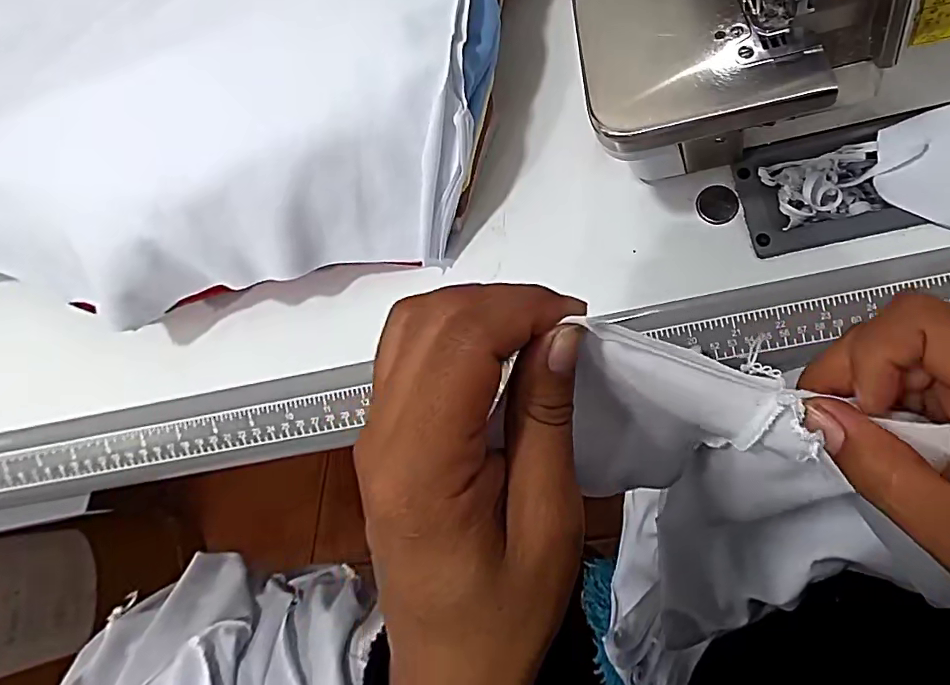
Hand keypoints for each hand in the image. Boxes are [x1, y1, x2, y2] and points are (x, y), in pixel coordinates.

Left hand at [354, 284, 586, 684]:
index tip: (574, 322)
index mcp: (420, 465)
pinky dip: (461, 325)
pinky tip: (501, 344)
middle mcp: (381, 437)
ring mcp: (374, 431)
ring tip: (536, 328)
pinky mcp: (384, 430)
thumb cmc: (503, 611)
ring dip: (481, 307)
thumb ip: (546, 418)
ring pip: (415, 321)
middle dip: (506, 301)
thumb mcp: (547, 519)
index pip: (460, 342)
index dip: (522, 310)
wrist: (452, 667)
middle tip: (563, 323)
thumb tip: (560, 337)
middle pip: (433, 319)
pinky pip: (411, 346)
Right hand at [800, 293, 949, 684]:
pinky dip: (878, 401)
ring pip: (898, 346)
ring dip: (862, 386)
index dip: (874, 354)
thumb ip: (886, 475)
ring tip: (855, 439)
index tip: (859, 413)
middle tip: (831, 424)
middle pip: (902, 326)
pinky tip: (879, 440)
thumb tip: (820, 418)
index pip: (921, 320)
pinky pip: (908, 374)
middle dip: (854, 368)